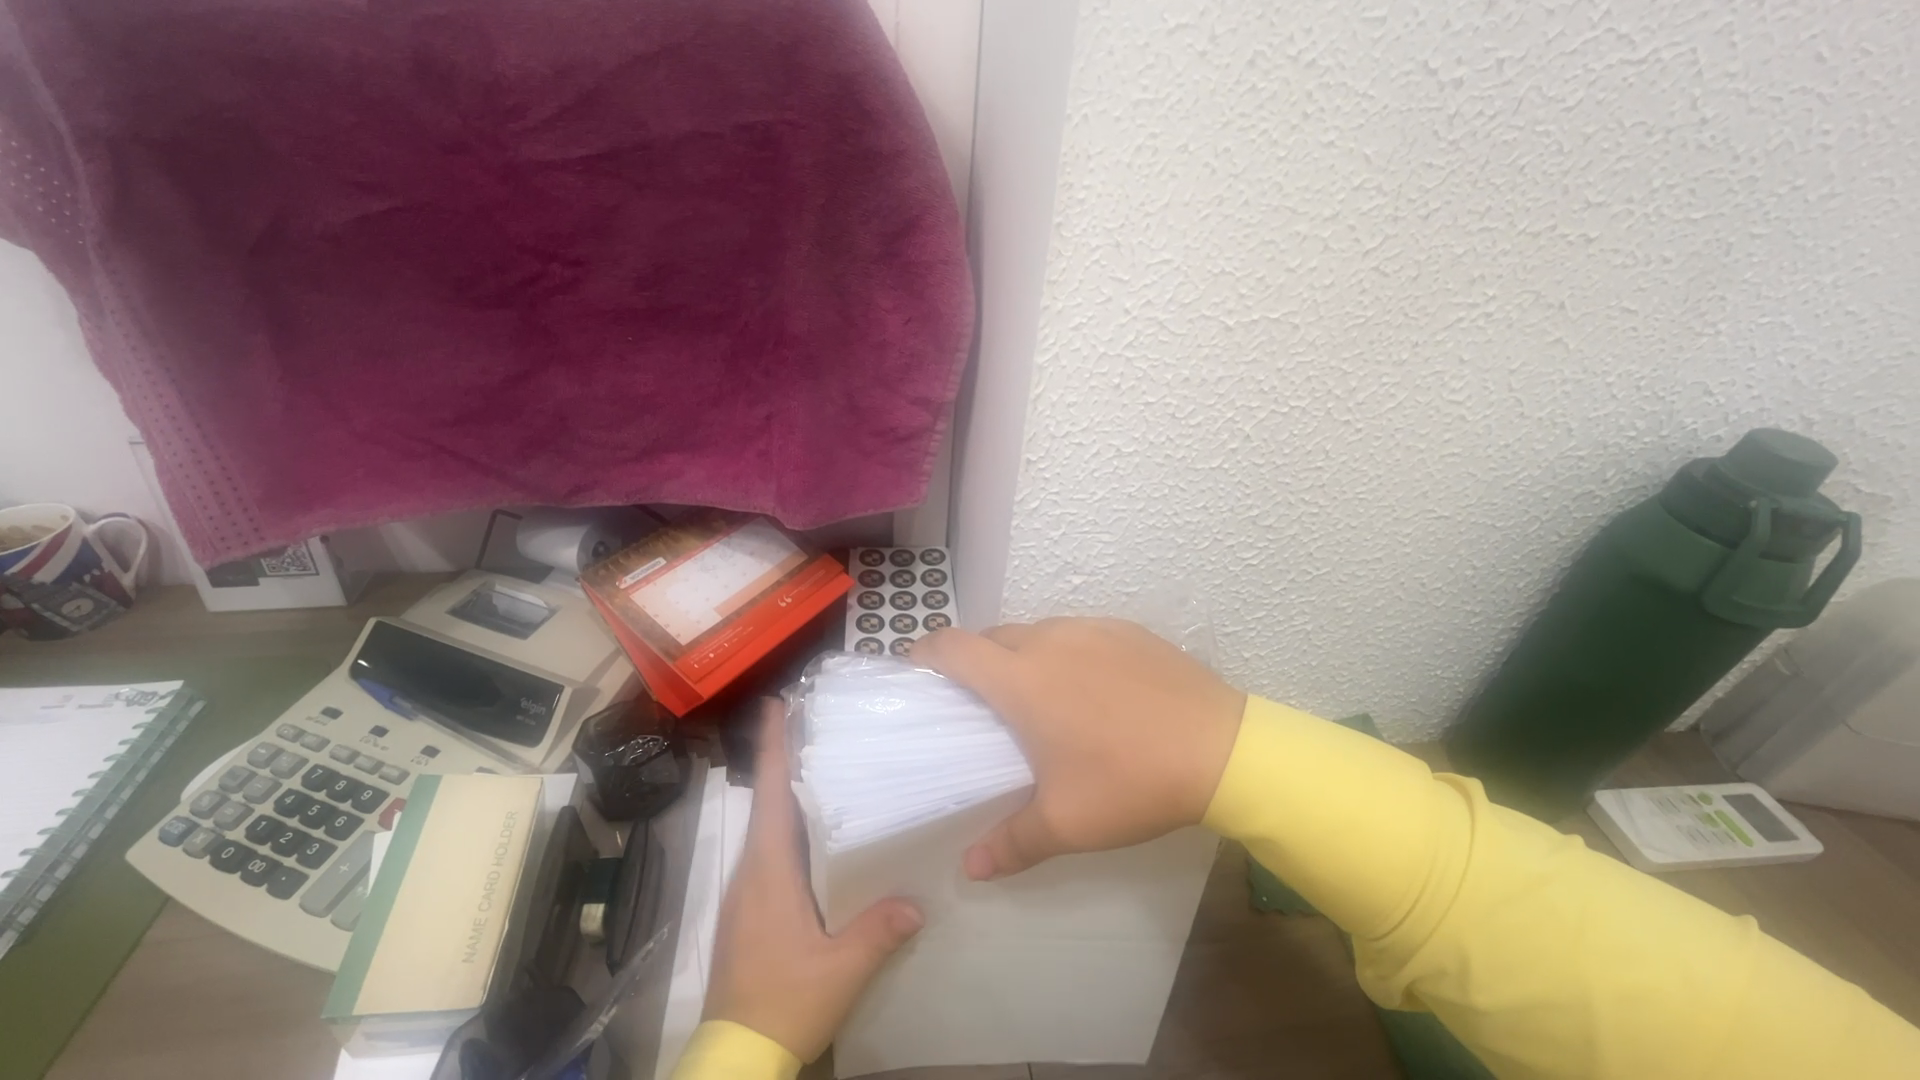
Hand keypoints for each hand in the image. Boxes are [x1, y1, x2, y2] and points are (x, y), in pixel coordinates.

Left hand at [703, 699, 924, 1061]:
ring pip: (766, 831)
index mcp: (768, 873)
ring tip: (822, 771)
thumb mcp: (840, 970)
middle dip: (785, 762)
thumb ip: (877, 932)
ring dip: (787, 796)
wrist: (736, 1055)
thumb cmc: (784, 1002)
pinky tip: (816, 840)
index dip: (774, 747)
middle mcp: (750, 874)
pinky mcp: (748, 915)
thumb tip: (916, 902)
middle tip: (816, 726)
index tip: (777, 704)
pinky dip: (788, 831)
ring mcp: (744, 896)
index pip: (771, 796)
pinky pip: (768, 856)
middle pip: (767, 805)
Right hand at [914, 618, 1245, 880]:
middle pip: (992, 637)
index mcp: (1021, 680)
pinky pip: (1079, 634)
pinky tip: (1092, 691)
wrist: (1221, 749)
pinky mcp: (1129, 631)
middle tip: (980, 702)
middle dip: (975, 660)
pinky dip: (1067, 653)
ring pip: (1038, 631)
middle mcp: (1050, 641)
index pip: (953, 647)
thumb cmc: (1130, 783)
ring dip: (1023, 656)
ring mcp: (1092, 630)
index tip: (917, 671)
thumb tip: (970, 868)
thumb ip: (1011, 843)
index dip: (926, 653)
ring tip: (1038, 697)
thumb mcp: (1066, 823)